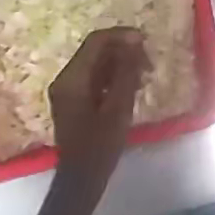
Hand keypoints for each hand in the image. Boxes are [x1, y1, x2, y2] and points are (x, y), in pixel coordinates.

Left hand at [47, 27, 149, 177]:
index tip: (146, 42)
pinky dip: (114, 75)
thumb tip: (134, 42)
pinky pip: (95, 76)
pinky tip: (131, 86)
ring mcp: (68, 89)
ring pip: (97, 63)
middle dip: (123, 50)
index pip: (96, 42)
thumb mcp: (119, 107)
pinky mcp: (75, 99)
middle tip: (149, 63)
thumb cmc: (100, 145)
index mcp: (72, 79)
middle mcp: (65, 78)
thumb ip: (126, 72)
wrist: (81, 178)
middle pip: (95, 50)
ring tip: (144, 75)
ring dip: (121, 63)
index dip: (122, 36)